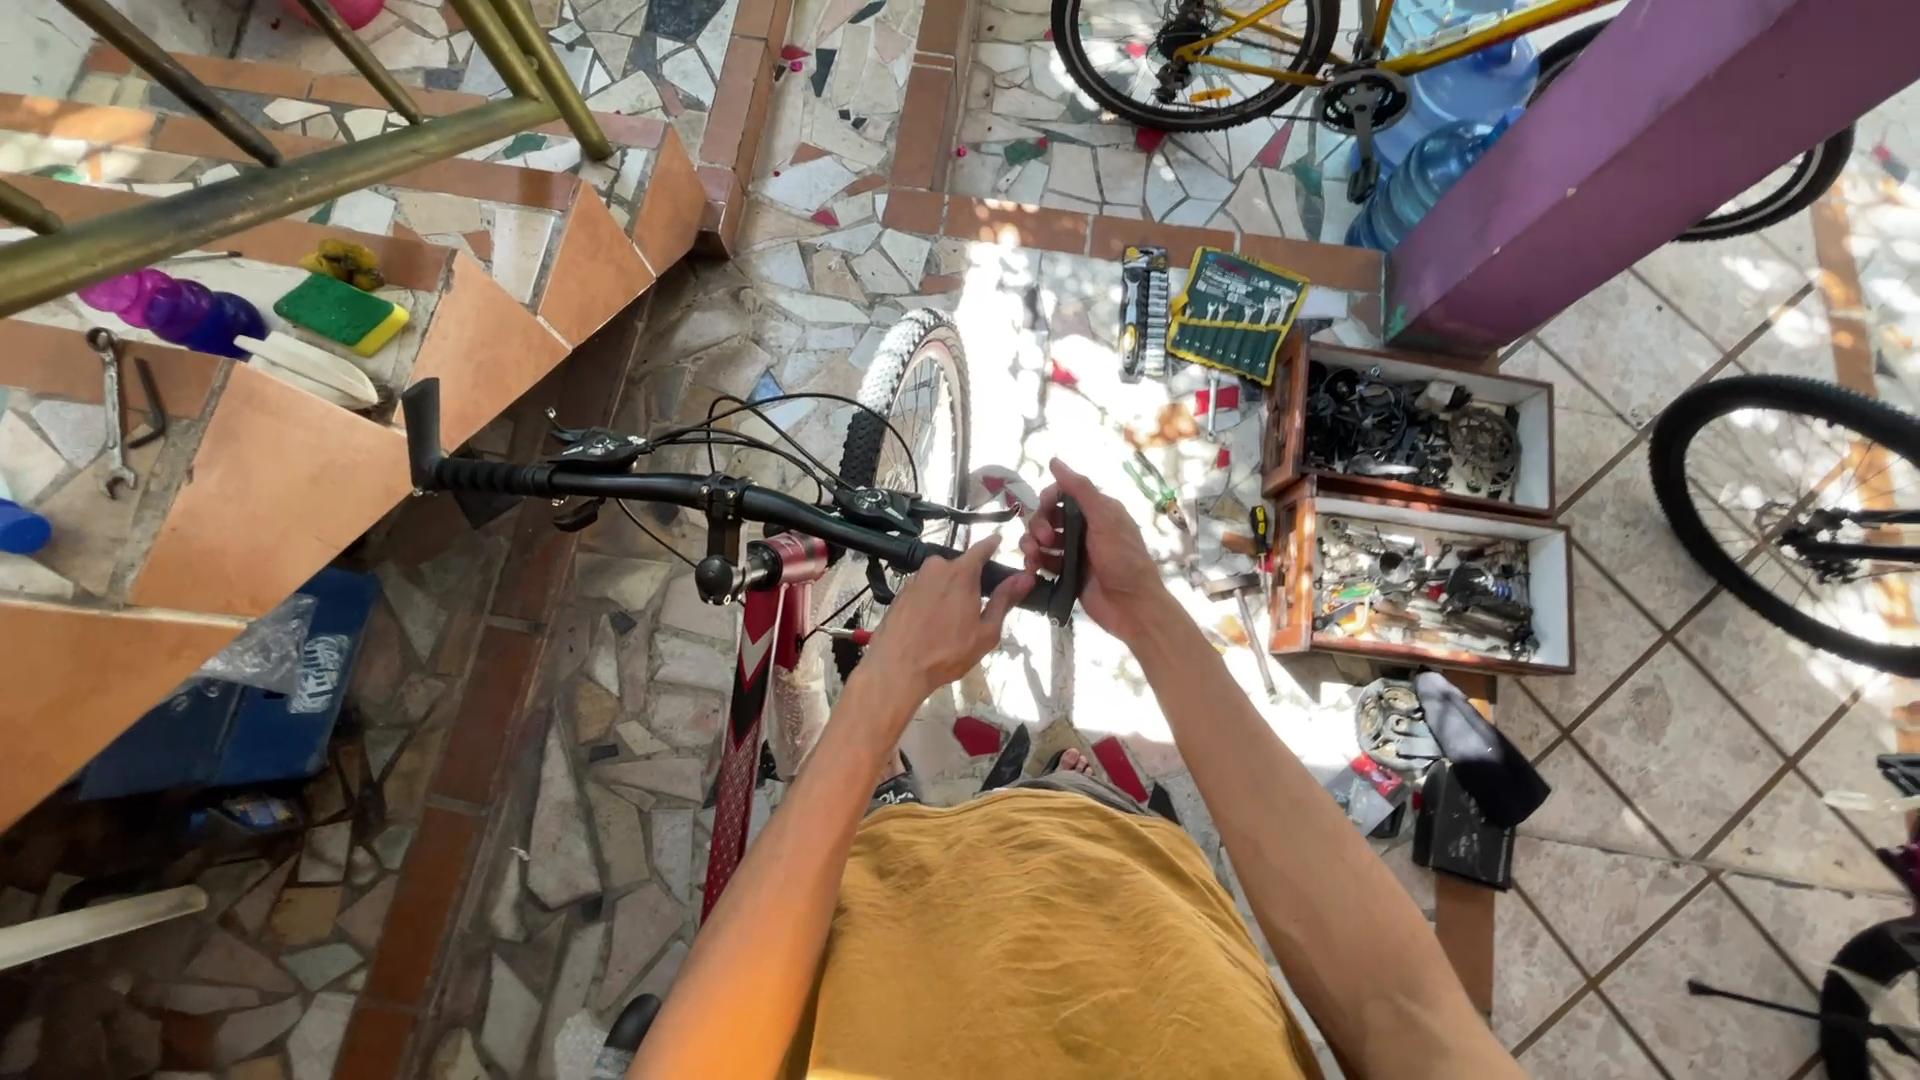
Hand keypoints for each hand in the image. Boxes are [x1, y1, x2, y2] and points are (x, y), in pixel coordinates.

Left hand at [858, 535, 1034, 704]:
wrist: (897, 668)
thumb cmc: (947, 652)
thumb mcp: (986, 631)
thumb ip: (1005, 600)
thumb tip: (1025, 578)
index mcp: (961, 573)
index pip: (981, 548)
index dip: (992, 544)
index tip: (998, 540)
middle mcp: (936, 568)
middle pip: (960, 566)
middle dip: (970, 581)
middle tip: (975, 608)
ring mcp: (915, 579)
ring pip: (940, 578)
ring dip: (948, 591)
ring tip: (951, 621)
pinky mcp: (900, 593)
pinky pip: (923, 589)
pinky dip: (930, 600)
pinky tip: (931, 623)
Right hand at [1020, 458, 1169, 643]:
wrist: (1131, 606)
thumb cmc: (1122, 559)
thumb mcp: (1105, 519)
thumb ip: (1080, 489)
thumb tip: (1055, 461)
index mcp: (1097, 511)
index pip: (1064, 494)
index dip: (1050, 498)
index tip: (1045, 507)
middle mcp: (1084, 529)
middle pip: (1048, 516)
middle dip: (1039, 524)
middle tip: (1045, 539)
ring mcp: (1073, 552)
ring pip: (1041, 539)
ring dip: (1032, 544)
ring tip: (1033, 557)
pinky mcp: (1065, 573)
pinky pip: (1042, 561)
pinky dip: (1034, 562)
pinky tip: (1032, 569)